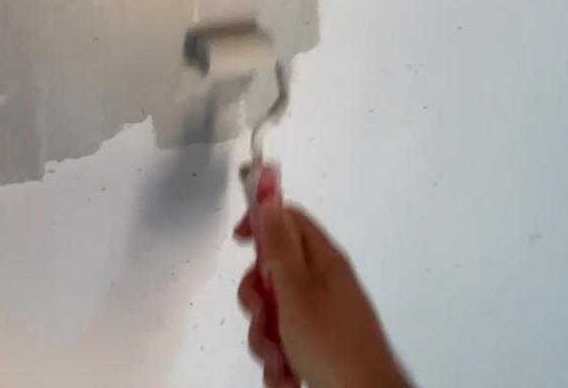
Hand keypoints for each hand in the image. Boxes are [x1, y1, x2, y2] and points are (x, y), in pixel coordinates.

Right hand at [238, 201, 411, 387]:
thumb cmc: (328, 340)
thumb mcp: (295, 288)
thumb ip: (279, 244)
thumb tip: (270, 197)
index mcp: (322, 259)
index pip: (288, 218)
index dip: (260, 222)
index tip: (238, 242)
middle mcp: (324, 282)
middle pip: (275, 270)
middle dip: (257, 297)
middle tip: (260, 315)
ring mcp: (324, 315)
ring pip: (276, 311)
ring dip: (266, 336)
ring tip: (276, 360)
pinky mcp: (322, 346)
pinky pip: (288, 341)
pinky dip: (281, 359)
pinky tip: (287, 376)